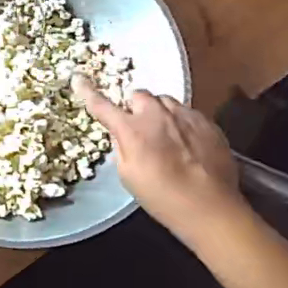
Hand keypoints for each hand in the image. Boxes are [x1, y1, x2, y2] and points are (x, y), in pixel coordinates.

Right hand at [73, 77, 247, 233]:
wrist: (210, 208)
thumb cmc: (160, 196)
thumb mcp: (127, 174)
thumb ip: (121, 146)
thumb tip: (121, 133)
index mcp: (131, 129)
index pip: (102, 105)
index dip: (88, 92)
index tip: (78, 78)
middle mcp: (157, 116)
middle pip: (139, 95)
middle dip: (135, 106)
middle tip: (138, 126)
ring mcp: (186, 117)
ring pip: (165, 101)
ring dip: (159, 112)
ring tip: (165, 134)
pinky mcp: (209, 124)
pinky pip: (188, 113)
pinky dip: (181, 122)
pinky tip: (186, 142)